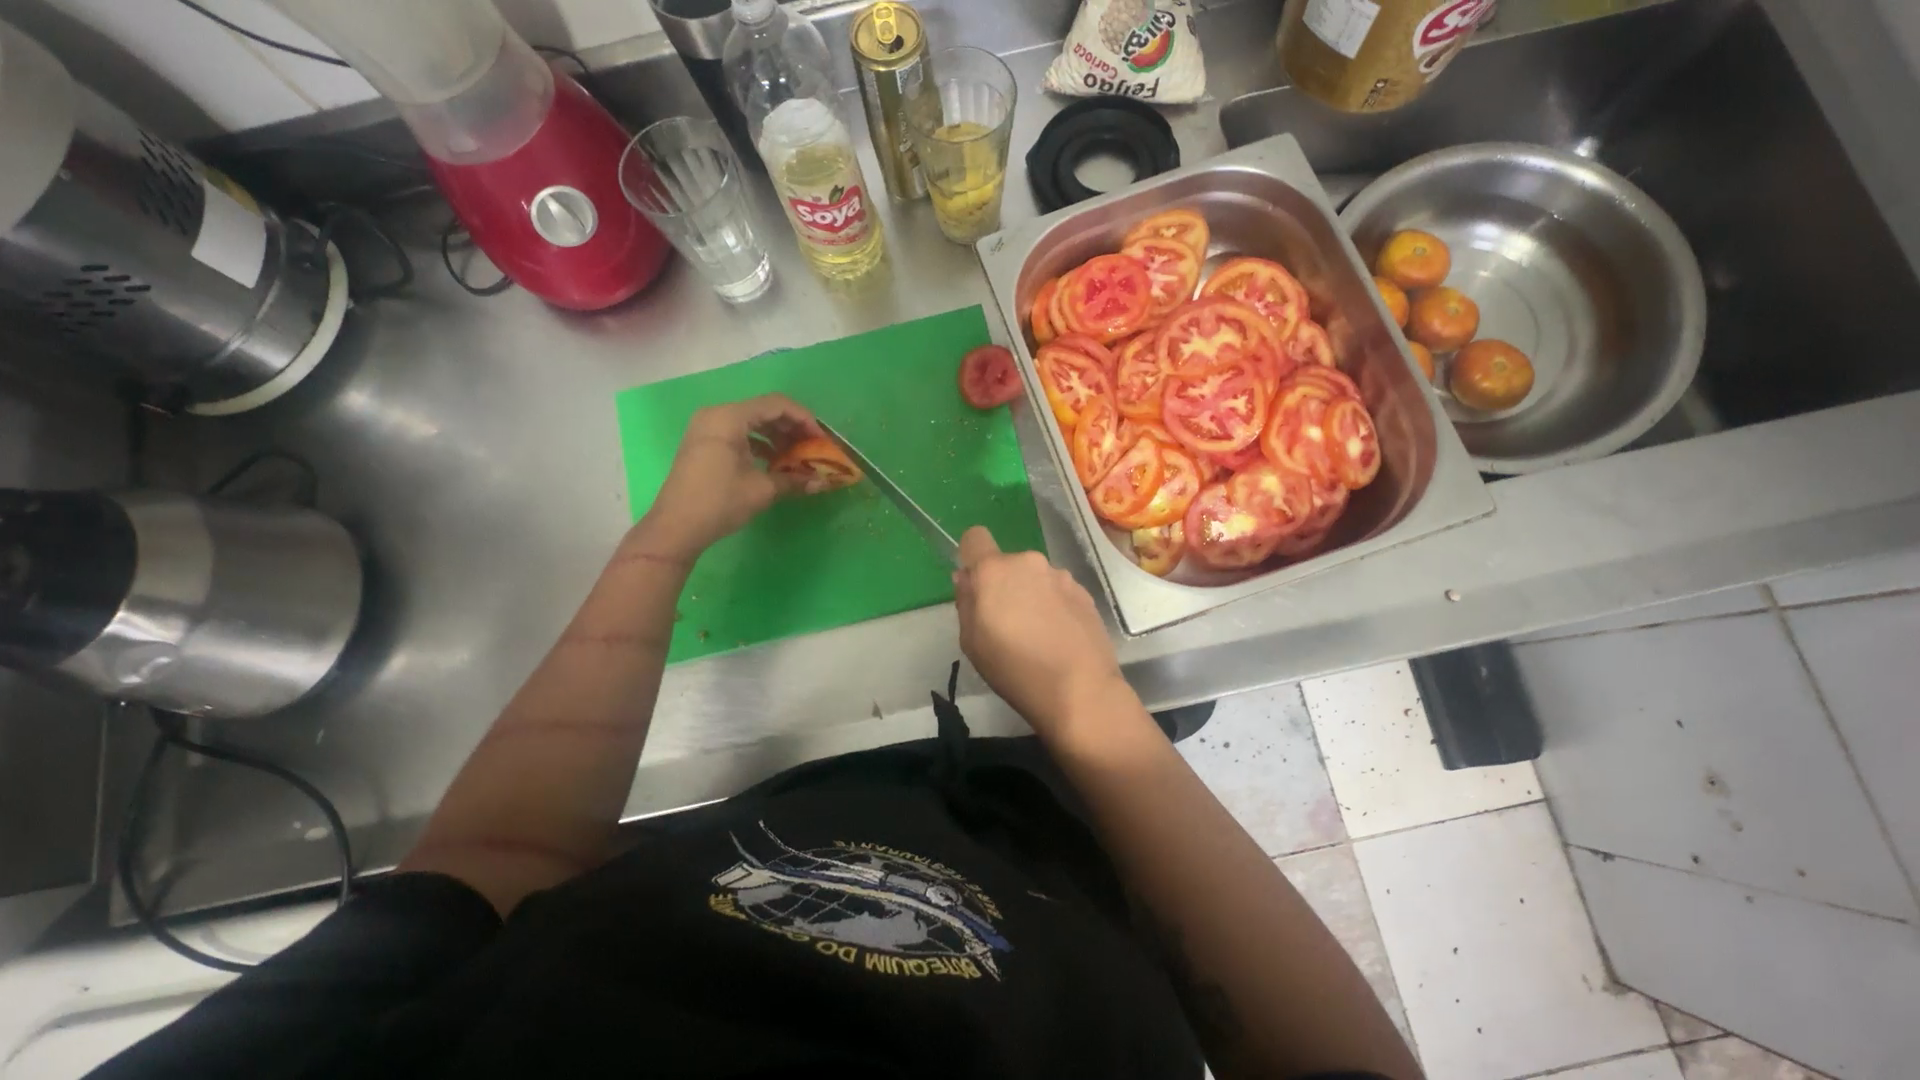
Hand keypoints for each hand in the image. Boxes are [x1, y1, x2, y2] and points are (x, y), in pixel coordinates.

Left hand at [637, 394, 817, 559]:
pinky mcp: (704, 444)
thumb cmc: (719, 502)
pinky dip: (759, 444)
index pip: (776, 405)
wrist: (675, 528)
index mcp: (729, 417)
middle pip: (764, 411)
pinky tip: (774, 463)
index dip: (804, 419)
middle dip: (792, 429)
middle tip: (813, 448)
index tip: (822, 439)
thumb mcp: (761, 489)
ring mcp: (707, 428)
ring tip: (797, 458)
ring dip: (776, 438)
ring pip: (751, 423)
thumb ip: (794, 480)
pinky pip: (738, 434)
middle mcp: (717, 415)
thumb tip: (822, 482)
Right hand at [953, 526, 1126, 738]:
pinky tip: (1059, 638)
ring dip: (1032, 596)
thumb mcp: (972, 642)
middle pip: (1008, 564)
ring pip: (1035, 578)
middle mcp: (1030, 563)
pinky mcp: (1085, 593)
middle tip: (1007, 624)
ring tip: (1038, 635)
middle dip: (1004, 585)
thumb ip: (966, 602)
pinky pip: (1059, 592)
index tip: (976, 586)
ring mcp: (1062, 576)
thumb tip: (967, 579)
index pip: (975, 537)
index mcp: (995, 570)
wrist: (1080, 690)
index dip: (971, 557)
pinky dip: (1055, 607)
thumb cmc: (1014, 669)